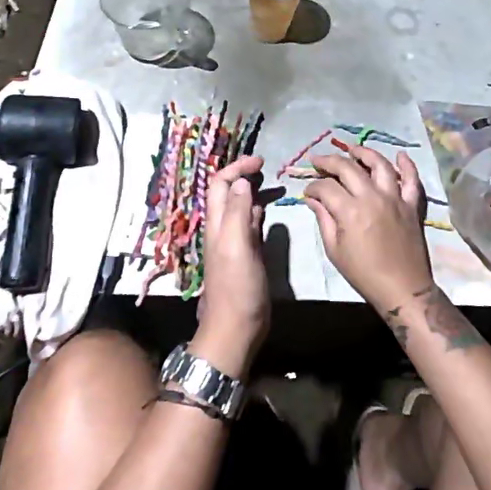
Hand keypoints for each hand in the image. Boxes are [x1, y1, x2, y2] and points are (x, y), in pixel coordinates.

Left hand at [191, 155, 268, 376]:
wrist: (236, 328)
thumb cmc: (237, 288)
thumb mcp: (237, 246)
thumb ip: (237, 213)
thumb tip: (241, 182)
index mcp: (217, 223)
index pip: (219, 184)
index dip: (236, 168)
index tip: (260, 161)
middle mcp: (222, 228)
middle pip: (227, 192)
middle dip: (243, 175)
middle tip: (267, 168)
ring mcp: (234, 242)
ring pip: (239, 207)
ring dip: (252, 192)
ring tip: (274, 185)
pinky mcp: (246, 255)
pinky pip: (250, 225)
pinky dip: (258, 211)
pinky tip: (270, 211)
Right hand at [303, 146, 430, 315]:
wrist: (402, 288)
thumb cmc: (363, 273)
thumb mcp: (334, 250)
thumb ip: (324, 219)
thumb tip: (313, 199)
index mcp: (350, 210)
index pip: (326, 186)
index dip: (313, 186)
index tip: (307, 192)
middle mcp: (372, 197)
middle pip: (348, 168)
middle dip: (329, 161)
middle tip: (318, 160)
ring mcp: (395, 198)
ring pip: (380, 165)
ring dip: (364, 153)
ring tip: (352, 149)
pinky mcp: (412, 205)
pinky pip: (412, 180)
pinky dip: (407, 165)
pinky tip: (400, 155)